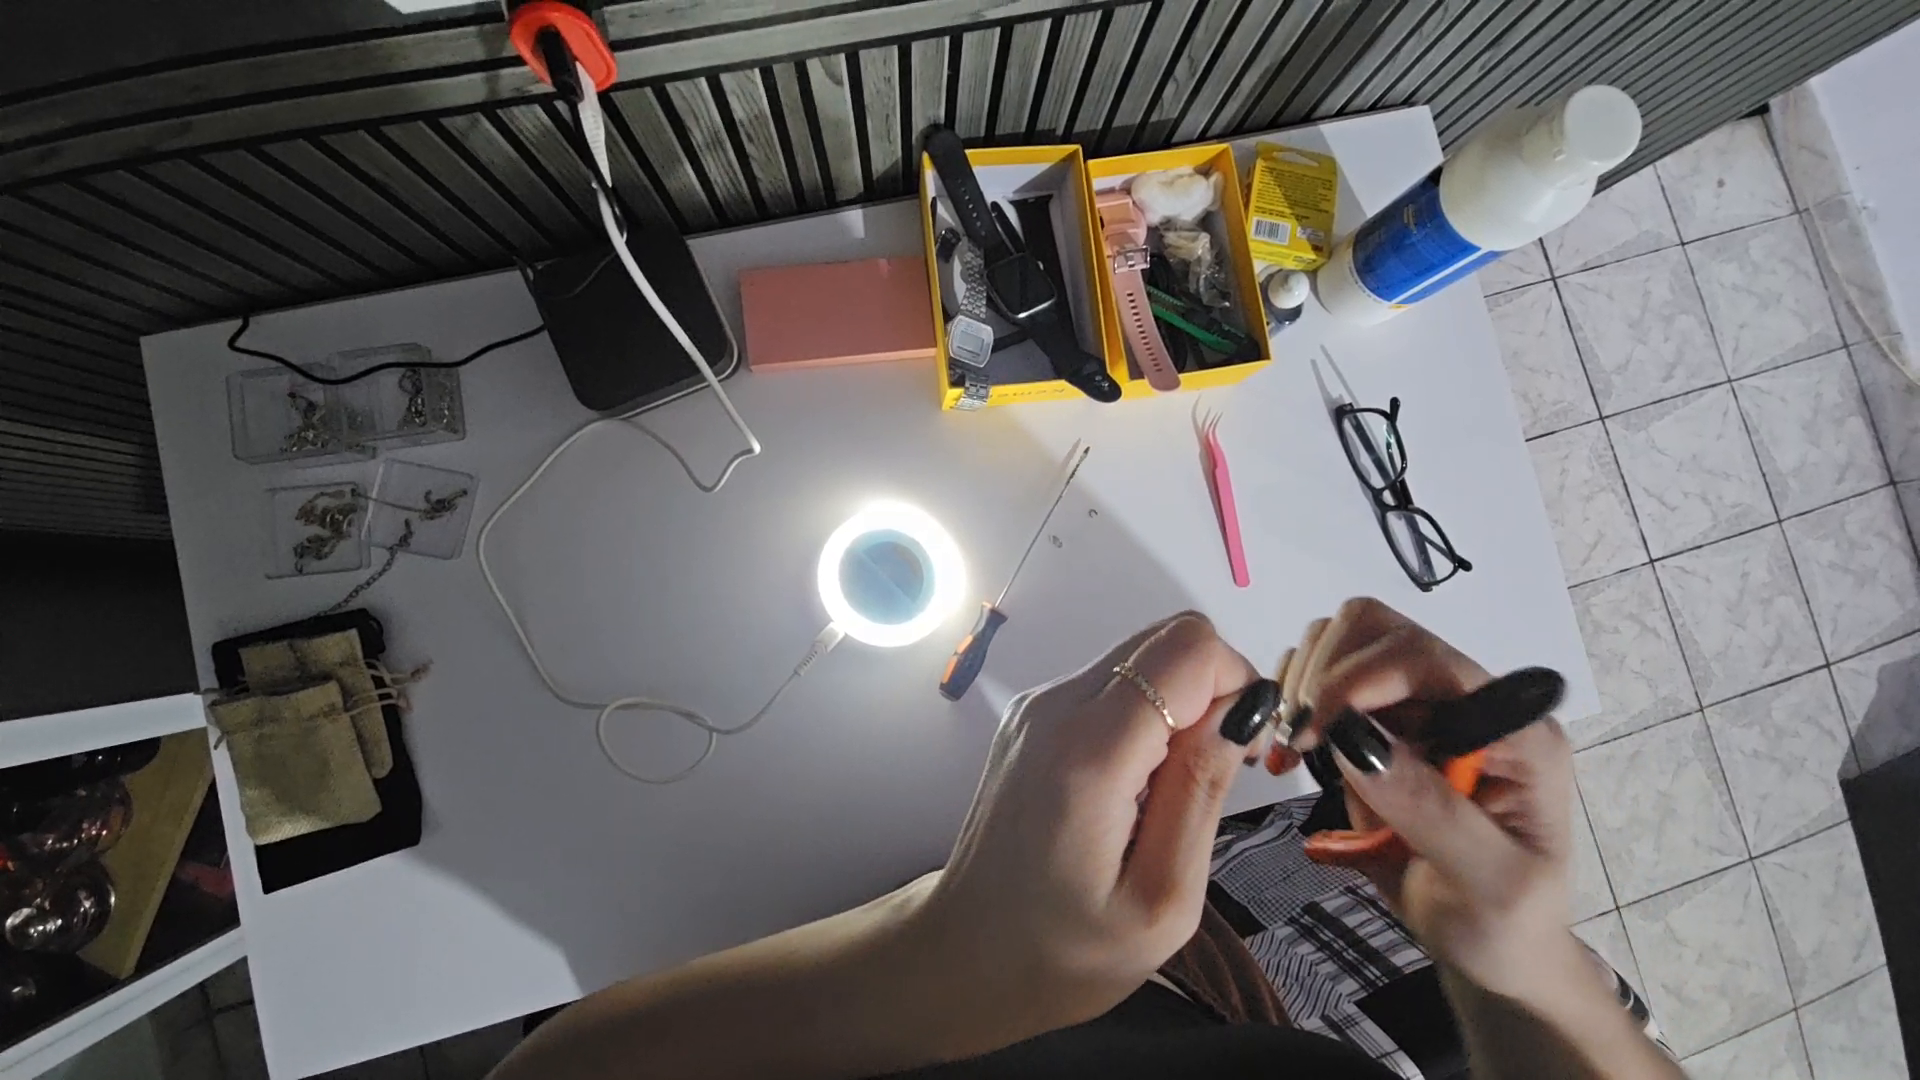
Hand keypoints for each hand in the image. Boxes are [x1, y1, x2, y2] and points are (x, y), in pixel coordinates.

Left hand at [918, 613, 1270, 1043]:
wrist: (967, 951)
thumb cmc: (1065, 951)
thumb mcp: (1162, 899)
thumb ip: (1201, 790)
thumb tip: (1241, 707)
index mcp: (1089, 752)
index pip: (1186, 649)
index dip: (1236, 683)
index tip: (1239, 751)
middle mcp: (1055, 706)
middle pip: (1165, 639)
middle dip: (1212, 689)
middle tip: (1209, 771)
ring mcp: (1036, 705)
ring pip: (1139, 655)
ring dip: (1177, 703)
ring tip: (1167, 788)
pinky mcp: (1031, 714)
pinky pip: (1110, 681)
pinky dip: (1143, 713)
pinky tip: (1134, 782)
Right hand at [1273, 598, 1579, 999]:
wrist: (1488, 945)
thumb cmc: (1501, 921)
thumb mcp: (1486, 880)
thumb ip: (1427, 806)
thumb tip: (1349, 735)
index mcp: (1508, 725)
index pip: (1422, 656)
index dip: (1355, 678)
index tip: (1313, 734)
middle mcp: (1460, 697)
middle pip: (1372, 627)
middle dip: (1321, 675)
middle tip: (1299, 741)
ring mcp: (1414, 704)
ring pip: (1336, 641)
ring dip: (1301, 687)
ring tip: (1295, 750)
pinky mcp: (1374, 719)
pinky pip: (1315, 675)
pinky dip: (1290, 702)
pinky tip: (1292, 750)